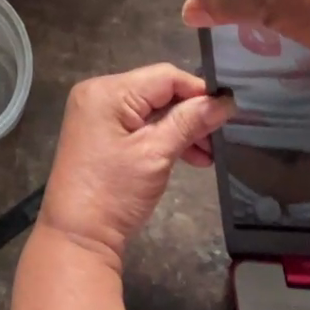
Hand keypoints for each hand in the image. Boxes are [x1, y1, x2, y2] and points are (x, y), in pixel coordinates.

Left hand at [38, 64, 234, 270]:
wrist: (79, 233)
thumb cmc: (115, 191)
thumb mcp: (156, 154)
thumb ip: (189, 123)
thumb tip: (224, 102)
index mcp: (107, 90)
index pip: (163, 76)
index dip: (198, 90)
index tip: (229, 112)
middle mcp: (98, 92)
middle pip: (156, 90)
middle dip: (190, 112)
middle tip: (218, 140)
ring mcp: (97, 111)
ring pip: (150, 108)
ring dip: (180, 127)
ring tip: (207, 155)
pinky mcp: (100, 130)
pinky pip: (137, 122)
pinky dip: (162, 136)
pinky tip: (188, 156)